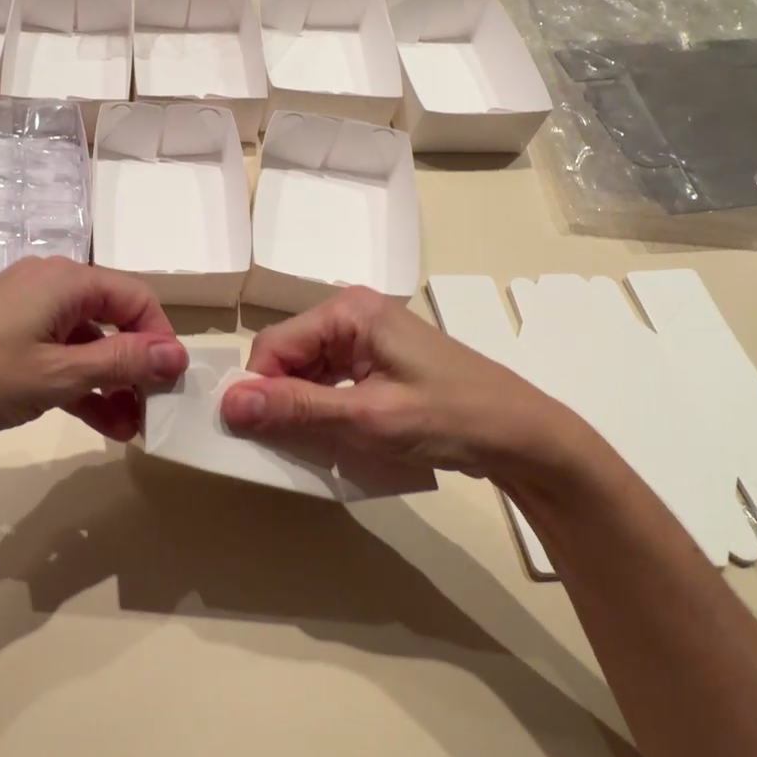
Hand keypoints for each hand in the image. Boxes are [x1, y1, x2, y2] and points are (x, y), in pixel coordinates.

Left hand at [0, 257, 186, 453]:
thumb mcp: (56, 374)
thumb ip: (119, 363)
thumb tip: (176, 353)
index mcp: (65, 281)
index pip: (135, 298)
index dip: (160, 339)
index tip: (173, 384)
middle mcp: (48, 287)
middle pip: (112, 320)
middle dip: (136, 367)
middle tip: (154, 413)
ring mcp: (24, 314)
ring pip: (85, 344)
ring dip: (110, 384)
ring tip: (131, 430)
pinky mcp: (5, 341)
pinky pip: (57, 357)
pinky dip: (79, 386)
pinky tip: (100, 423)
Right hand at [218, 286, 604, 485]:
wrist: (527, 439)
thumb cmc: (451, 420)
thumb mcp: (367, 418)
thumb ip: (297, 408)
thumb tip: (229, 404)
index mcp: (349, 311)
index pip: (273, 345)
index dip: (259, 389)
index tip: (258, 435)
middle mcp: (354, 315)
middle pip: (289, 356)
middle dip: (284, 400)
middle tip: (294, 445)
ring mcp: (369, 338)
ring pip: (307, 372)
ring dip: (305, 408)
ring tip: (319, 444)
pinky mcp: (380, 361)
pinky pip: (331, 381)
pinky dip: (326, 410)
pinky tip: (339, 437)